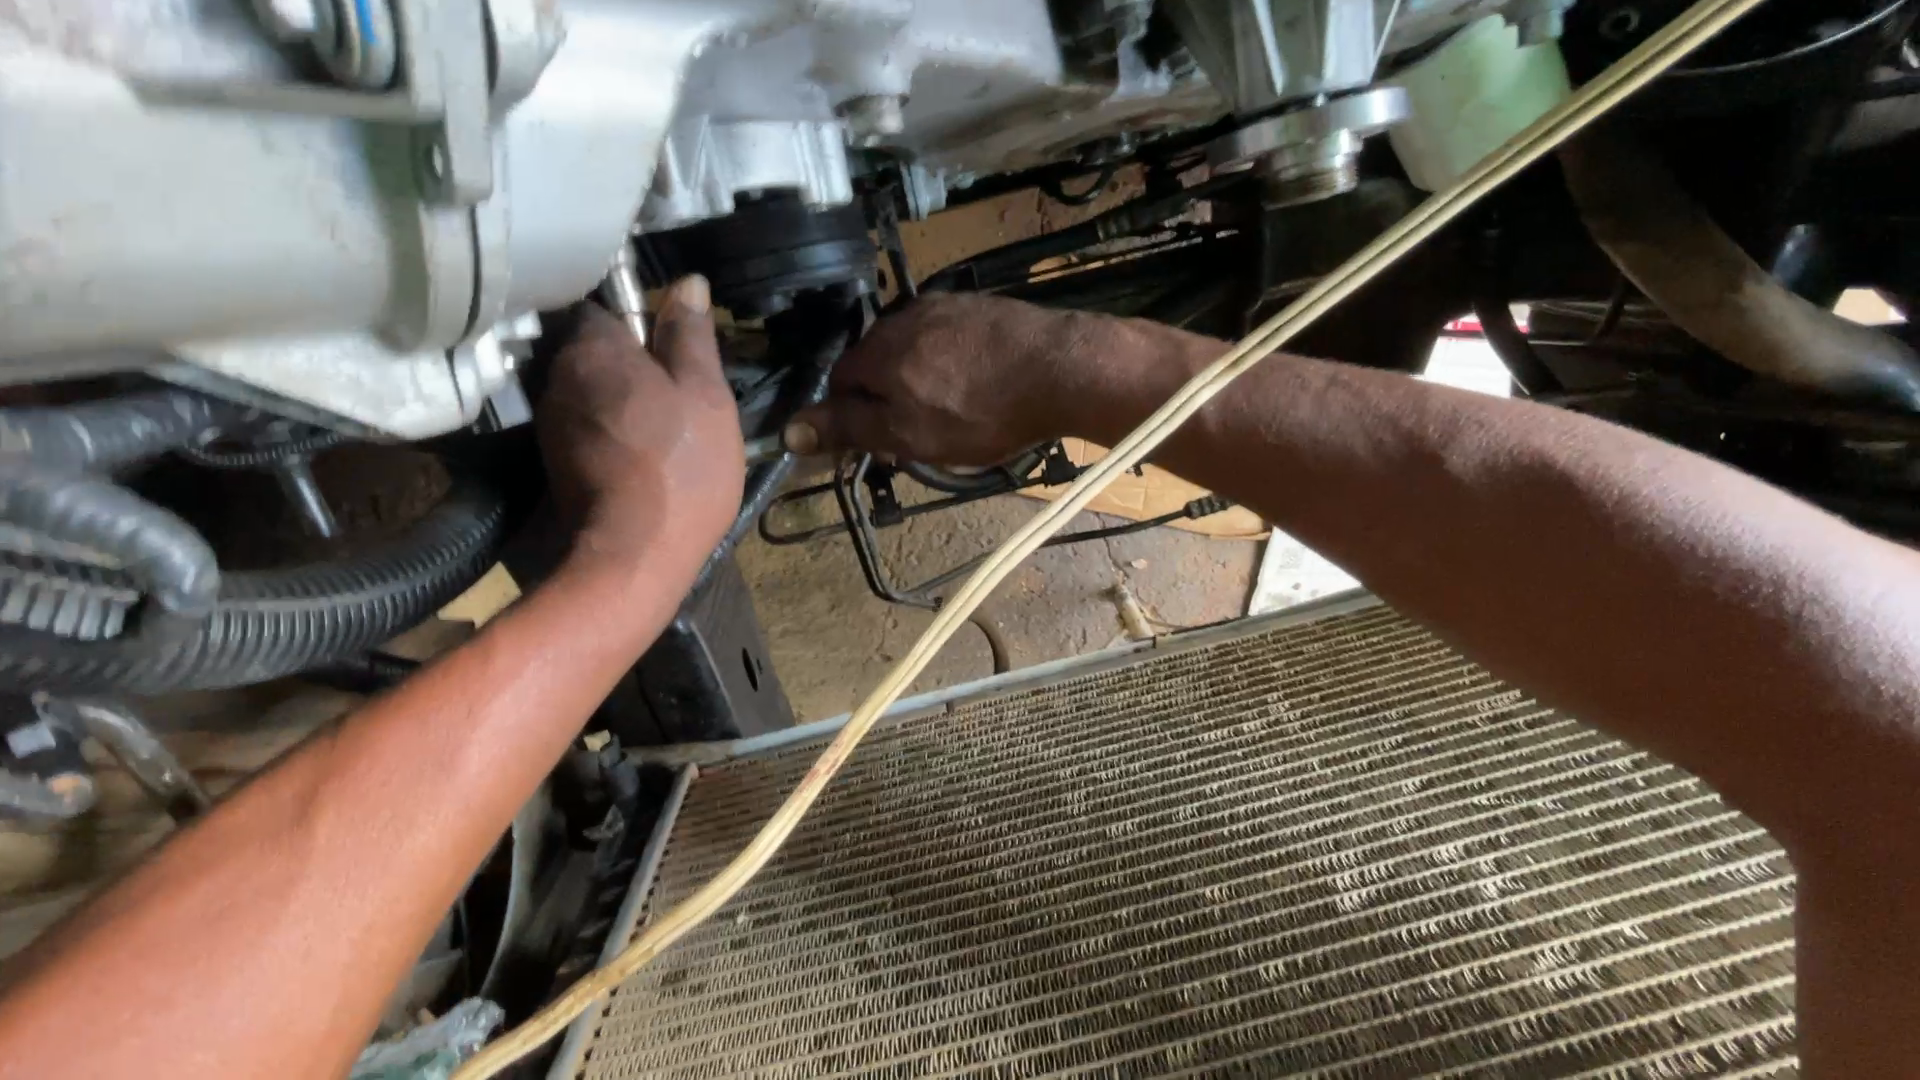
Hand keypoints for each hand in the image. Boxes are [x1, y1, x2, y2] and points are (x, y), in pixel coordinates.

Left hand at [538, 276, 743, 575]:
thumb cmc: (682, 468)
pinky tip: (639, 455)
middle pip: (593, 350)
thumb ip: (691, 336)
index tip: (671, 346)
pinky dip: (609, 431)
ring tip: (660, 426)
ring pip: (589, 390)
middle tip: (676, 391)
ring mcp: (550, 422)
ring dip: (619, 398)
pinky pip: (585, 426)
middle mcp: (557, 376)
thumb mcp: (706, 395)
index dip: (639, 320)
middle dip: (629, 362)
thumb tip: (688, 282)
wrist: (635, 555)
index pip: (603, 305)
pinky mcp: (553, 462)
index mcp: (593, 348)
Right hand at [786, 293, 1110, 466]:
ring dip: (919, 377)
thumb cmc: (981, 411)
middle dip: (886, 395)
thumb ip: (849, 428)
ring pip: (915, 348)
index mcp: (879, 350)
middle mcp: (905, 317)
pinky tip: (978, 383)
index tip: (877, 442)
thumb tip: (787, 432)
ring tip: (950, 410)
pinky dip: (951, 362)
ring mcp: (948, 306)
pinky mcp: (983, 306)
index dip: (851, 414)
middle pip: (877, 361)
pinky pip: (951, 337)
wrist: (1062, 369)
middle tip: (915, 432)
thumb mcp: (907, 434)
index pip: (840, 380)